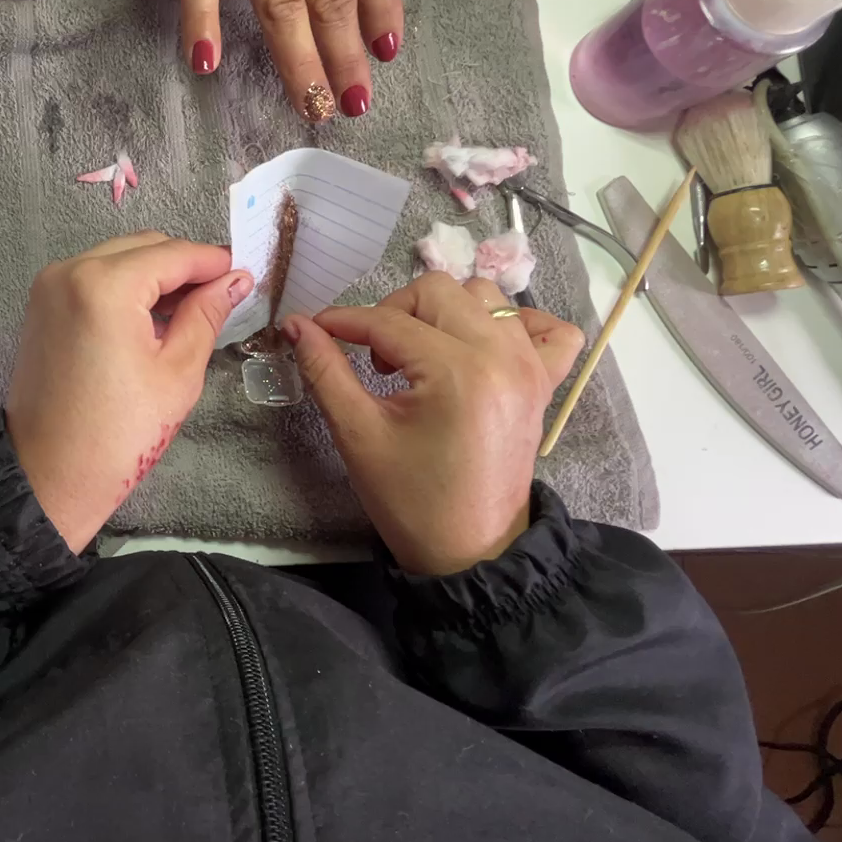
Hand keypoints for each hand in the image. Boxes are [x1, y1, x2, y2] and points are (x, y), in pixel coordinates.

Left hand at [8, 231, 251, 550]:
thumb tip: (235, 279)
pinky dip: (124, 286)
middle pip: (144, 247)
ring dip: (154, 274)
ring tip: (188, 310)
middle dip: (184, 266)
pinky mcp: (41, 304)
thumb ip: (206, 314)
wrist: (49, 475)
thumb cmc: (119, 434)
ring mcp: (49, 285)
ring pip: (117, 258)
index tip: (243, 273)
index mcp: (104, 285)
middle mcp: (70, 270)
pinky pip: (93, 277)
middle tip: (220, 296)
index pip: (172, 254)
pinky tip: (150, 316)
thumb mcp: (177, 372)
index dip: (213, 262)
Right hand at [284, 273, 583, 575]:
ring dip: (441, 311)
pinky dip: (513, 323)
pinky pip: (546, 327)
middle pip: (437, 291)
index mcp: (456, 372)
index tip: (313, 329)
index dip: (342, 321)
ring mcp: (531, 367)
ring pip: (484, 297)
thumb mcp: (357, 433)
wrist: (470, 549)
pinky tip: (480, 345)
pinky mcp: (545, 382)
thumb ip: (324, 370)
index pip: (388, 321)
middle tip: (371, 355)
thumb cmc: (409, 499)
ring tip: (418, 353)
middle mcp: (502, 357)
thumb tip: (295, 326)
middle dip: (390, 312)